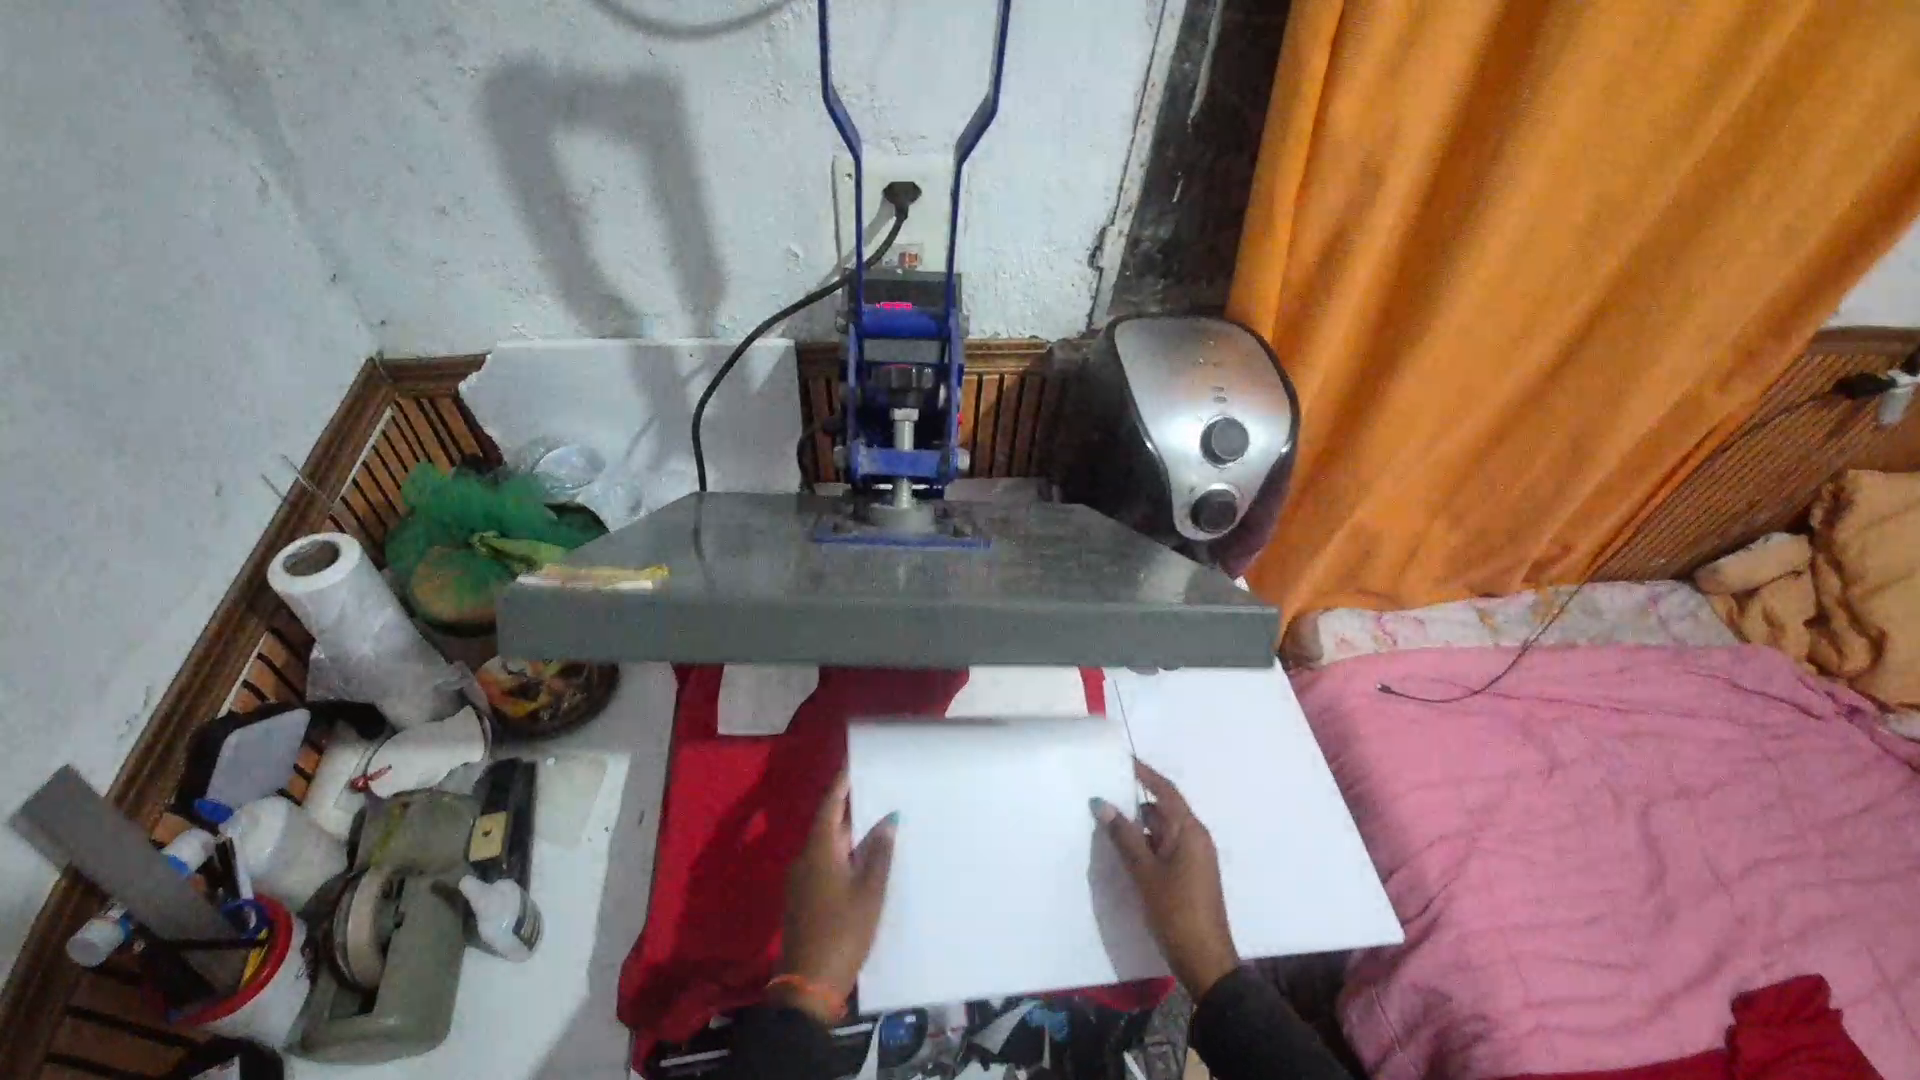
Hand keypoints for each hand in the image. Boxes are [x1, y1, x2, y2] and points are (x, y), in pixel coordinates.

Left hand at [776, 772, 897, 1023]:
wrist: (809, 984)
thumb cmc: (843, 932)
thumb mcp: (869, 892)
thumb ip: (879, 853)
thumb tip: (888, 819)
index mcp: (819, 851)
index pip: (830, 806)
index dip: (842, 784)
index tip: (854, 763)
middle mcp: (805, 859)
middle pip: (828, 824)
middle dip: (849, 807)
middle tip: (876, 788)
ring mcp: (802, 880)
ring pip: (827, 845)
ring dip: (848, 832)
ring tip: (876, 820)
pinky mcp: (804, 898)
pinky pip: (825, 863)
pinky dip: (843, 853)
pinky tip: (863, 858)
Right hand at [1093, 761, 1239, 997]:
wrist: (1205, 961)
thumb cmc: (1176, 911)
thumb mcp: (1144, 872)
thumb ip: (1123, 836)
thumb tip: (1103, 803)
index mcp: (1190, 832)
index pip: (1165, 791)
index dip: (1145, 774)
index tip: (1122, 760)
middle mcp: (1196, 839)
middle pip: (1164, 809)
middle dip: (1135, 801)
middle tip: (1104, 794)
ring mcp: (1194, 858)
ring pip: (1162, 830)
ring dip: (1138, 825)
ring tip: (1106, 822)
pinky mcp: (1189, 875)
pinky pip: (1165, 847)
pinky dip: (1145, 844)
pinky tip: (1123, 851)